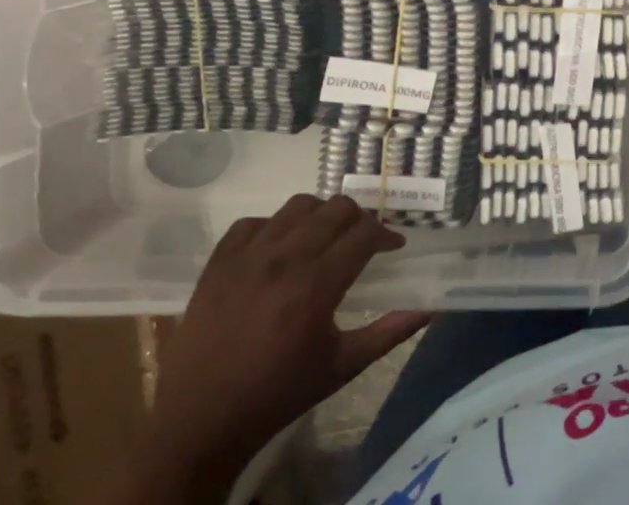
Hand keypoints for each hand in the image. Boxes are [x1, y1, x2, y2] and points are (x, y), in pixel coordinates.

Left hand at [136, 195, 430, 495]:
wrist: (199, 421)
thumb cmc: (278, 393)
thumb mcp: (343, 366)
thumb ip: (390, 332)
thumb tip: (429, 309)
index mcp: (316, 285)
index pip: (364, 233)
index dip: (386, 235)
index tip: (393, 247)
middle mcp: (283, 261)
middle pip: (335, 209)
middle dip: (359, 219)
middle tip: (364, 241)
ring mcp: (245, 259)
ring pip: (297, 207)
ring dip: (320, 216)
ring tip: (324, 239)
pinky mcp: (216, 266)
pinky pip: (252, 224)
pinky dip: (274, 227)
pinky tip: (279, 249)